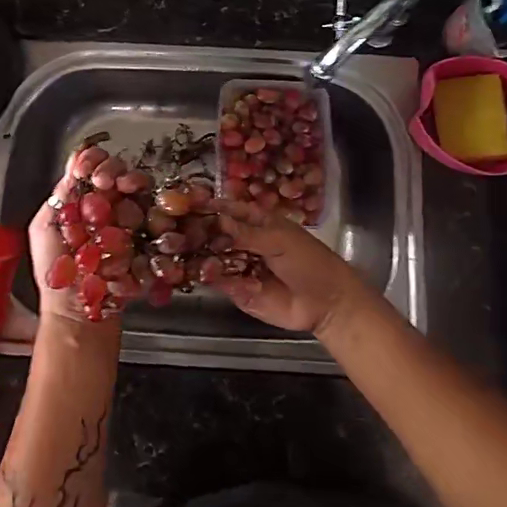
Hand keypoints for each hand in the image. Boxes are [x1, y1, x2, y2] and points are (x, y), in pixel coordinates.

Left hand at [29, 146, 133, 325]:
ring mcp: (129, 220)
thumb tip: (76, 161)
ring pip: (139, 189)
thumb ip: (60, 195)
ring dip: (133, 184)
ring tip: (126, 191)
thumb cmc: (56, 275)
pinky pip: (155, 214)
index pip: (92, 166)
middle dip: (115, 170)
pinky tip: (139, 211)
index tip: (87, 170)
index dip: (92, 162)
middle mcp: (108, 205)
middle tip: (107, 181)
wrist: (78, 311)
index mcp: (82, 199)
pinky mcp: (147, 237)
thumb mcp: (45, 228)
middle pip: (119, 173)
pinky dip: (151, 207)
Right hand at [205, 198, 376, 335]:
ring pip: (215, 258)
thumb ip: (247, 233)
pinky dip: (212, 276)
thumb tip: (218, 220)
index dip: (214, 207)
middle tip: (181, 230)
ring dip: (203, 254)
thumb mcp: (279, 241)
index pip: (232, 211)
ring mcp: (241, 266)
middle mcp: (246, 243)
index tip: (191, 203)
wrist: (326, 303)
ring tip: (189, 251)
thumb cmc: (309, 262)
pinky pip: (221, 281)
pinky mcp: (239, 291)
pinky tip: (206, 271)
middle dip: (202, 232)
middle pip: (218, 234)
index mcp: (259, 224)